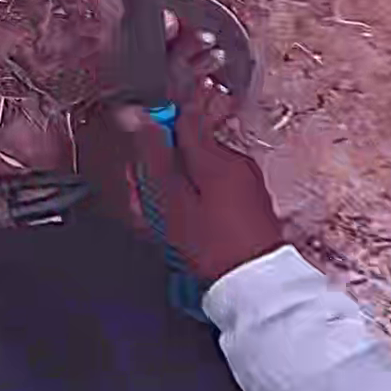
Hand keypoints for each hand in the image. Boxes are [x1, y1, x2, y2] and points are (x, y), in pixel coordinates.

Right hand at [116, 22, 283, 282]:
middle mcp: (233, 157)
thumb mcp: (171, 197)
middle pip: (191, 135)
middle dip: (165, 147)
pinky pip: (213, 174)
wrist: (258, 288)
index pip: (184, 111)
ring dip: (179, 169)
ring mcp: (245, 175)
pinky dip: (194, 182)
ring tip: (163, 203)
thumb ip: (153, 151)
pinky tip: (185, 209)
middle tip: (147, 178)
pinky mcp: (248, 192)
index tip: (141, 103)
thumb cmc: (207, 241)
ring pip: (200, 157)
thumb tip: (132, 111)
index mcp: (213, 154)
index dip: (162, 102)